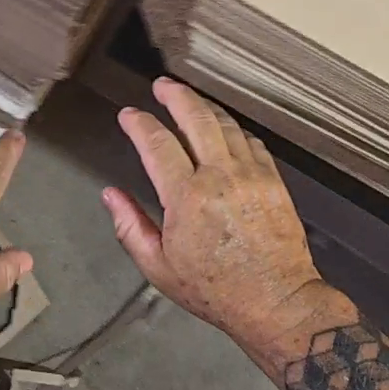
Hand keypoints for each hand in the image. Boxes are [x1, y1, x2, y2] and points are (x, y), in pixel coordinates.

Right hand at [104, 78, 350, 358]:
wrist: (278, 303)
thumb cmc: (216, 290)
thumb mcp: (158, 268)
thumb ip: (130, 226)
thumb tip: (110, 194)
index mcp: (187, 198)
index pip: (157, 143)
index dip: (139, 123)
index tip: (129, 116)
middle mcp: (220, 178)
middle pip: (196, 118)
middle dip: (175, 95)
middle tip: (162, 86)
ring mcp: (251, 175)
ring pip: (225, 124)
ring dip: (204, 107)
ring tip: (188, 100)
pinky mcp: (273, 180)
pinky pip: (251, 141)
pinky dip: (232, 128)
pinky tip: (222, 128)